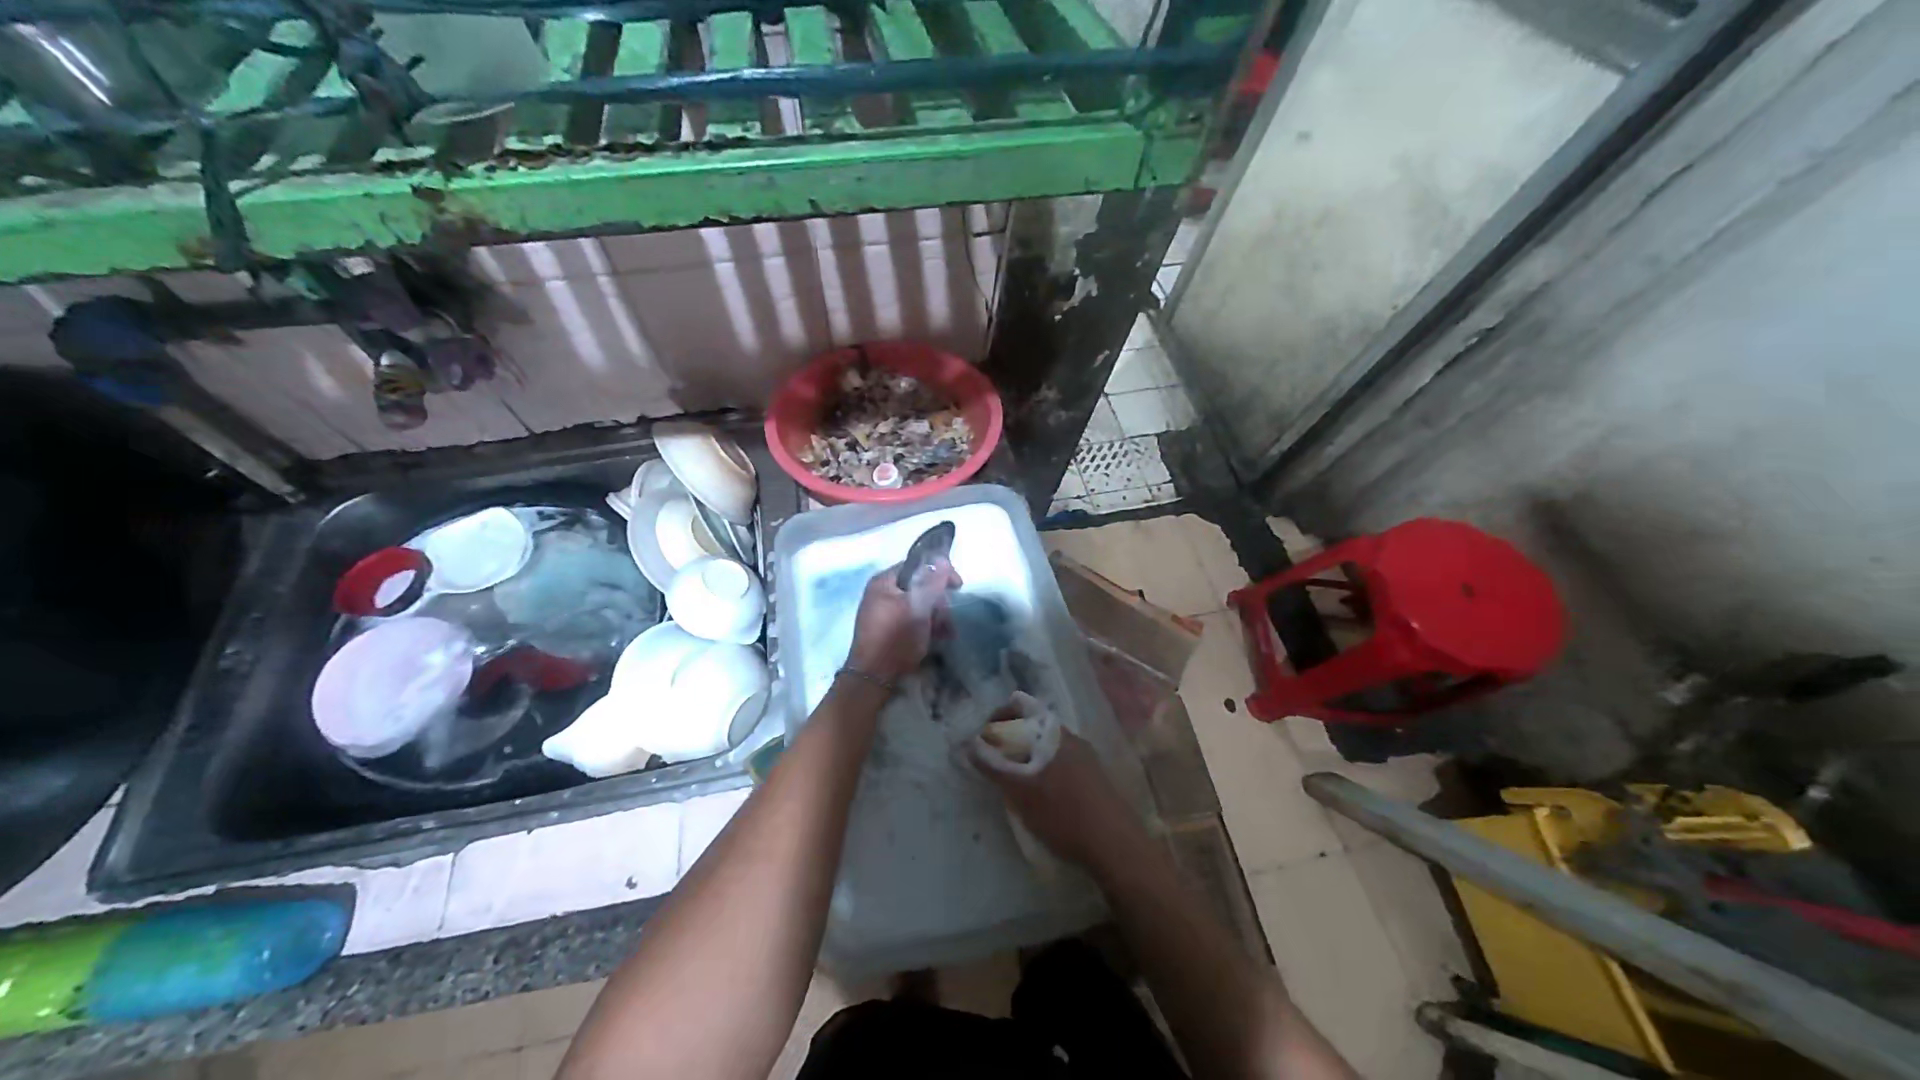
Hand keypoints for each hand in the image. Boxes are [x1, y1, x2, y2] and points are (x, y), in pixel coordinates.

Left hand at [845, 561, 960, 680]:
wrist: (874, 678)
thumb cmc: (896, 637)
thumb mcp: (918, 606)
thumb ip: (932, 581)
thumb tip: (942, 558)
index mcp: (883, 581)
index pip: (916, 565)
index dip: (939, 572)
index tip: (958, 586)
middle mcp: (881, 593)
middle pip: (919, 586)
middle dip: (938, 601)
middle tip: (947, 617)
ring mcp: (884, 613)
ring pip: (918, 605)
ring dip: (936, 616)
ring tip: (946, 632)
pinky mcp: (889, 631)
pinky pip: (912, 621)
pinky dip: (926, 627)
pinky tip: (938, 638)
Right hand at [975, 725, 1138, 870]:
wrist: (1115, 846)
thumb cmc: (1063, 814)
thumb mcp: (1021, 791)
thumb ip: (993, 766)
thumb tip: (970, 744)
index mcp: (1053, 733)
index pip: (1022, 706)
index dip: (998, 715)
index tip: (981, 735)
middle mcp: (1071, 738)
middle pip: (1034, 726)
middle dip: (1009, 738)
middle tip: (991, 760)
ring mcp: (1085, 758)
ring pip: (1047, 746)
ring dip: (1025, 755)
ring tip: (1010, 779)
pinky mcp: (1093, 779)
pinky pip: (1059, 762)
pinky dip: (1041, 769)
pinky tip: (1037, 793)